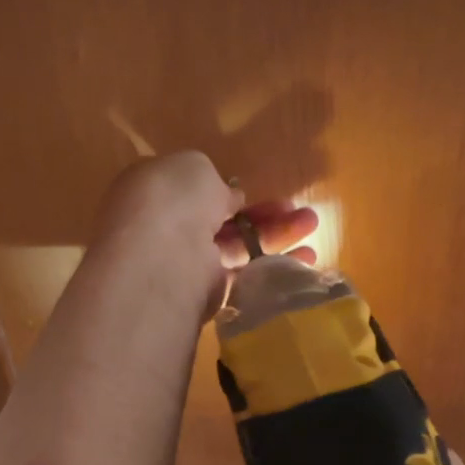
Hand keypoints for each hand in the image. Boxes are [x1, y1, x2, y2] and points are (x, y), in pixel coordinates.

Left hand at [94, 151, 318, 312]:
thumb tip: (227, 201)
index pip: (190, 193)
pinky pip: (241, 279)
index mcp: (151, 193)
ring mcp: (183, 266)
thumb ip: (213, 183)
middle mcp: (164, 230)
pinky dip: (272, 271)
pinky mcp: (203, 297)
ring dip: (276, 237)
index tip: (249, 191)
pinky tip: (304, 263)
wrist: (161, 260)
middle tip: (300, 210)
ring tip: (313, 226)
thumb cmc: (172, 199)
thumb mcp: (194, 168)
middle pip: (219, 222)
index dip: (223, 192)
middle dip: (261, 215)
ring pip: (235, 249)